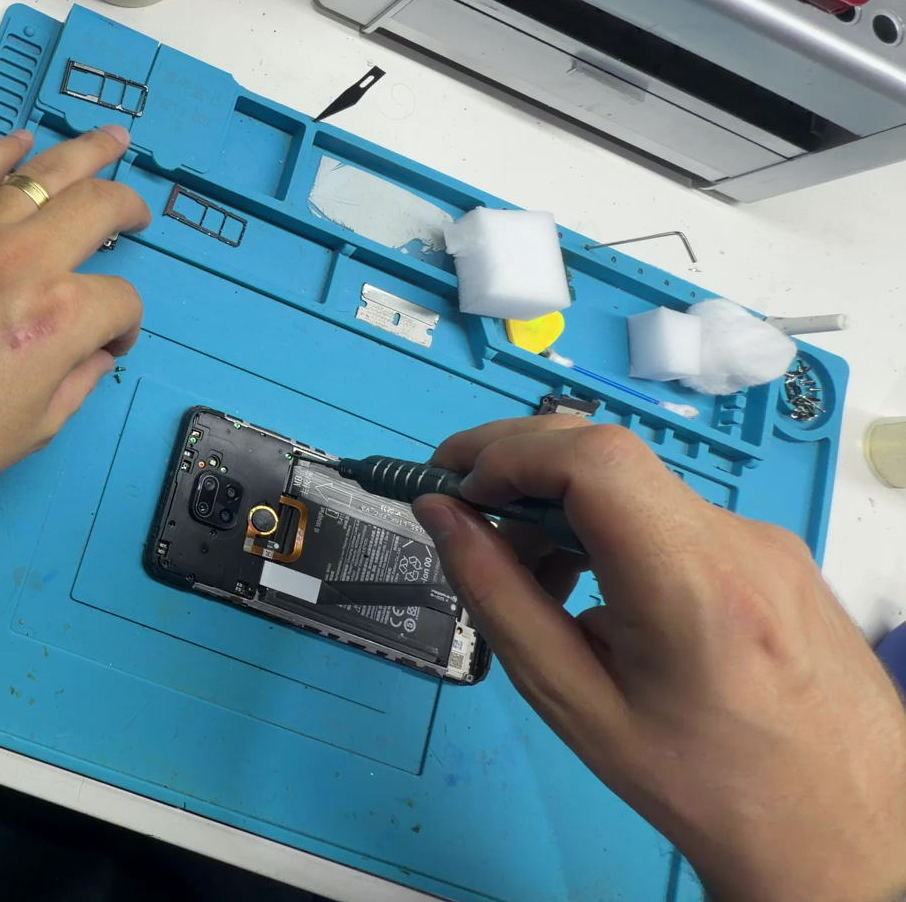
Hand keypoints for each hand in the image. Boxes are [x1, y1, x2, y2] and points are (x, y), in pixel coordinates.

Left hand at [0, 125, 148, 513]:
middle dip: (129, 208)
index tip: (112, 340)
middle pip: (98, 207)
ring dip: (86, 151)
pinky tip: (21, 143)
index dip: (127, 324)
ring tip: (112, 140)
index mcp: (58, 318)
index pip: (120, 300)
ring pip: (42, 173)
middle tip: (137, 215)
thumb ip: (79, 381)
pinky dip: (0, 152)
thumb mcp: (34, 430)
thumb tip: (95, 354)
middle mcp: (21, 264)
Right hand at [412, 417, 905, 901]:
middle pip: (602, 450)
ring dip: (546, 497)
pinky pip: (653, 505)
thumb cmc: (693, 779)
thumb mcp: (566, 696)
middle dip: (508, 460)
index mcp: (693, 588)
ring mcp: (762, 542)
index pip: (594, 461)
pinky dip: (589, 518)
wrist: (850, 836)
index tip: (455, 494)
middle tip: (456, 505)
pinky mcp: (766, 551)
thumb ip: (492, 593)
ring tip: (520, 567)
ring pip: (623, 477)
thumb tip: (436, 509)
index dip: (506, 455)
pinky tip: (576, 577)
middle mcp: (739, 544)